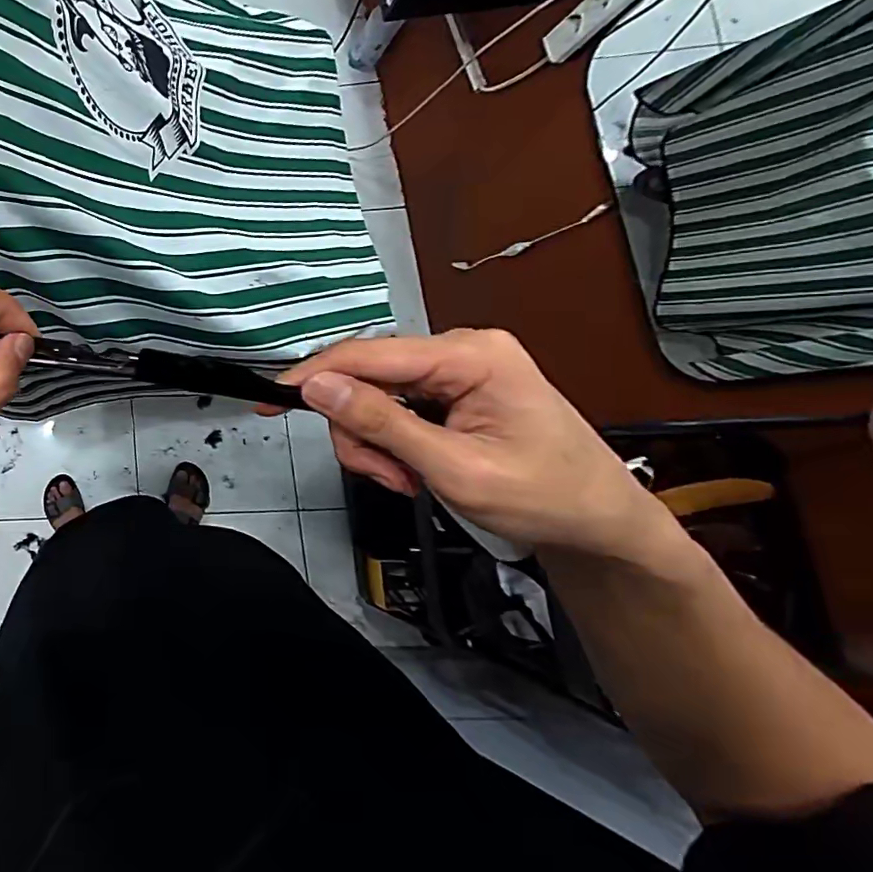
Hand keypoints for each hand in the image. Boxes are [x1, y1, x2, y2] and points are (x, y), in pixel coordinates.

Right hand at [276, 330, 677, 563]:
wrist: (602, 523)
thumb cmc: (547, 499)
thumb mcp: (455, 468)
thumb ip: (382, 423)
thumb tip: (317, 386)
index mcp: (470, 356)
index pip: (368, 355)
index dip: (313, 376)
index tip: (270, 399)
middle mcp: (460, 348)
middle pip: (366, 377)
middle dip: (361, 431)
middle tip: (384, 477)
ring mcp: (456, 366)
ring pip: (373, 395)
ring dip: (375, 442)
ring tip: (405, 479)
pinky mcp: (450, 386)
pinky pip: (393, 405)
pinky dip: (389, 441)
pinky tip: (411, 468)